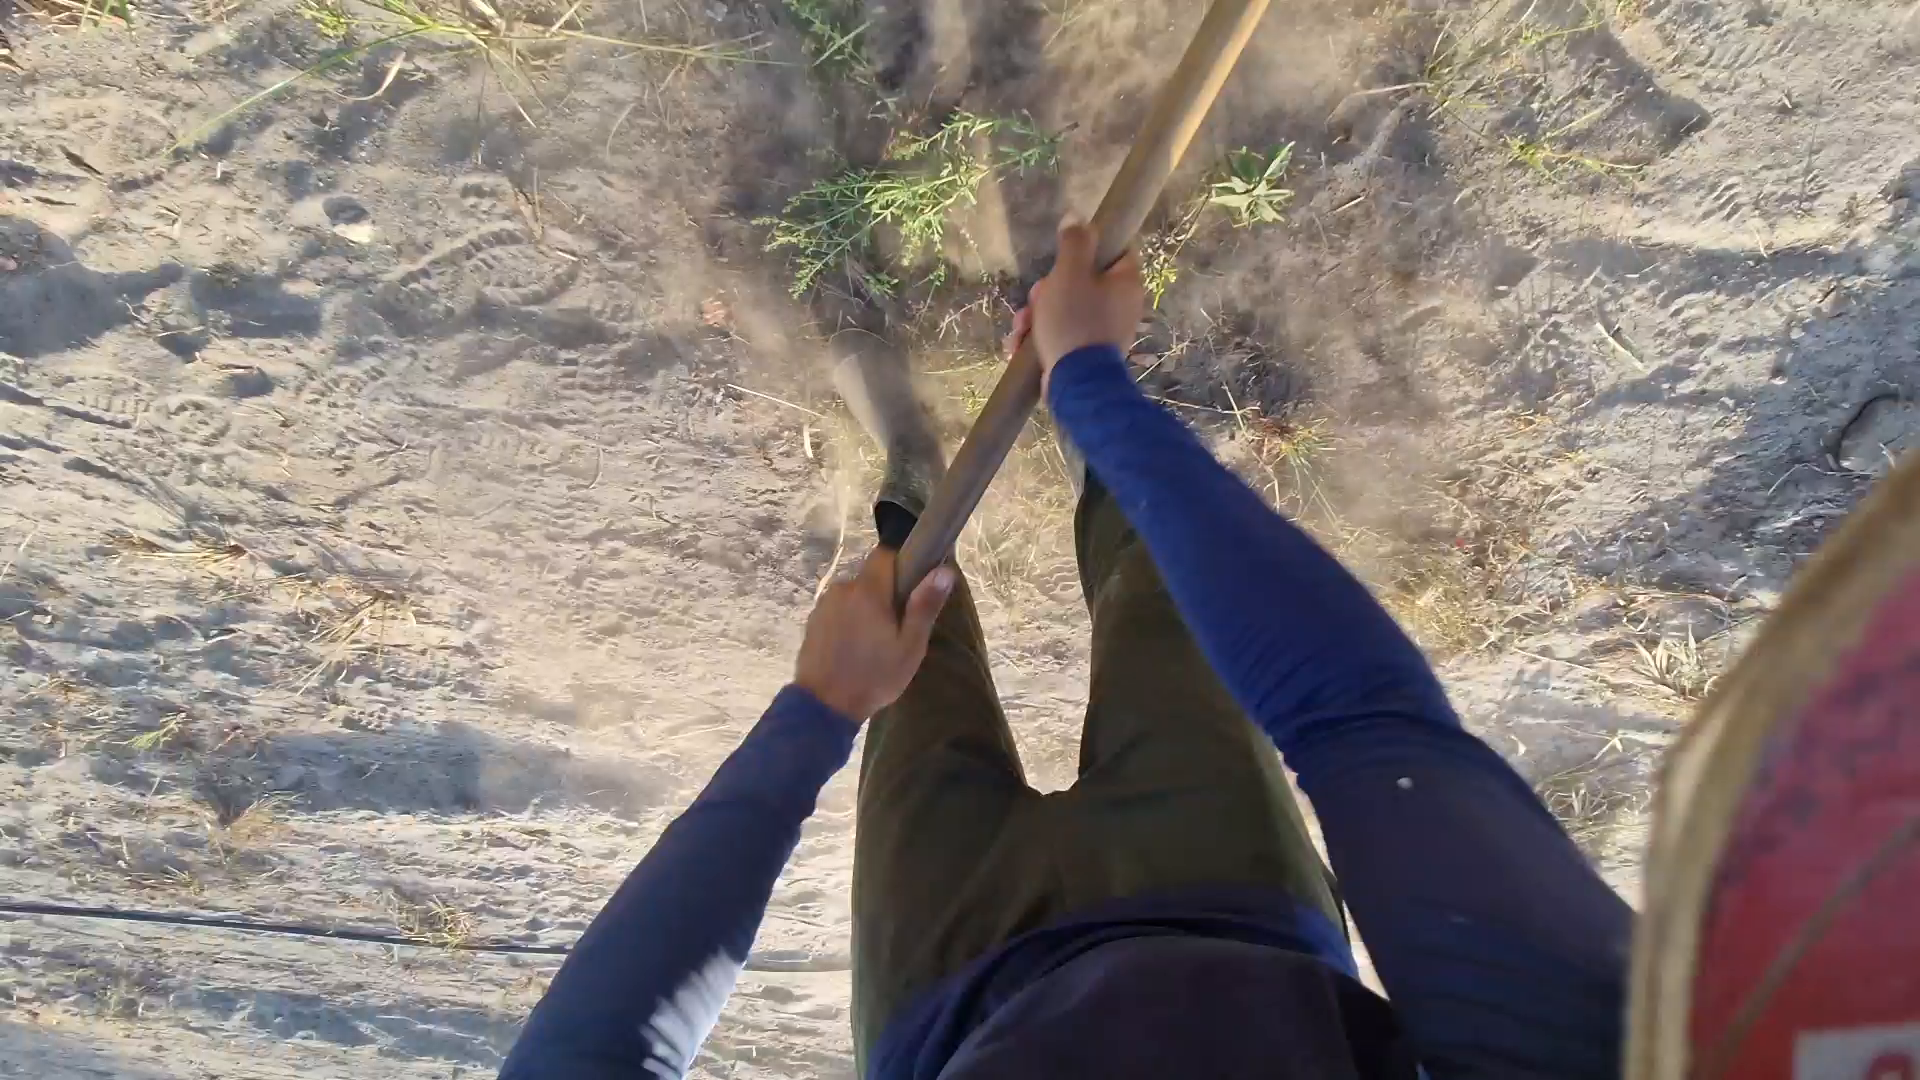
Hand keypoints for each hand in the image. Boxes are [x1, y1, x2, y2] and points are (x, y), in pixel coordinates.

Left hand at [794, 547, 954, 722]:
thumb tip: (944, 571)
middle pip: (870, 578)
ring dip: (866, 609)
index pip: (884, 555)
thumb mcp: (909, 646)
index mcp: (868, 590)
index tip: (912, 587)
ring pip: (854, 595)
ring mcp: (824, 605)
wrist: (824, 706)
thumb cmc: (874, 676)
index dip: (901, 564)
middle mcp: (842, 589)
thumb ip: (925, 605)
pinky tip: (854, 648)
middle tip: (897, 628)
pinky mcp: (813, 621)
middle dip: (885, 595)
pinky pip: (838, 610)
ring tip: (874, 643)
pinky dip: (849, 621)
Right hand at [1017, 221, 1142, 389]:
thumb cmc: (1074, 321)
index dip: (1083, 251)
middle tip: (1035, 302)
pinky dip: (1040, 340)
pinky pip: (1061, 336)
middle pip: (1080, 283)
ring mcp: (1103, 334)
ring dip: (1036, 318)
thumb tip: (1077, 217)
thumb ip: (1074, 242)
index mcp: (1125, 282)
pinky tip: (1019, 347)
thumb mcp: (1069, 273)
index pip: (1112, 251)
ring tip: (1020, 330)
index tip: (1060, 261)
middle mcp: (1120, 307)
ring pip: (1064, 311)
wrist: (1076, 384)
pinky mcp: (1085, 356)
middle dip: (1047, 293)